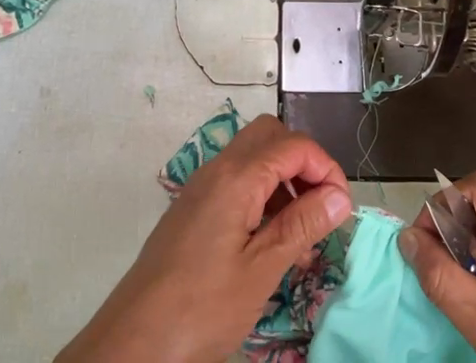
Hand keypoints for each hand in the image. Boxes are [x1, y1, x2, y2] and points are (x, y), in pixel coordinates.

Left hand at [58, 115, 353, 362]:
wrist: (133, 339)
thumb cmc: (201, 307)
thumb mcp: (261, 270)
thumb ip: (301, 226)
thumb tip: (340, 196)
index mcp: (235, 178)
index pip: (293, 145)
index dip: (326, 168)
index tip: (342, 208)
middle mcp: (216, 171)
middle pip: (269, 136)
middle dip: (303, 163)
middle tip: (321, 206)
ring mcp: (201, 190)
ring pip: (252, 159)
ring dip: (284, 181)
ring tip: (301, 235)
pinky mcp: (193, 211)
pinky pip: (236, 184)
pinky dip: (262, 198)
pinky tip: (271, 244)